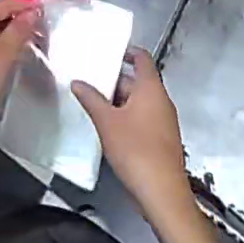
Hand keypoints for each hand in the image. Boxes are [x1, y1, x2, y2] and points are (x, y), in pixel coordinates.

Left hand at [0, 0, 39, 117]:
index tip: (45, 16)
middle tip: (36, 32)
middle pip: (0, 13)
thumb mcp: (5, 52)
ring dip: (8, 32)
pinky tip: (4, 53)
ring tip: (23, 43)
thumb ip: (20, 29)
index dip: (29, 8)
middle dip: (19, 21)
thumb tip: (32, 12)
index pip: (11, 2)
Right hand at [72, 50, 189, 210]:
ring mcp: (166, 118)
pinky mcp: (164, 137)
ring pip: (142, 100)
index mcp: (151, 87)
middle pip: (140, 80)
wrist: (162, 190)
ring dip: (123, 101)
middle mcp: (162, 98)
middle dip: (118, 81)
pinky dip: (131, 116)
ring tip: (99, 106)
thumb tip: (77, 82)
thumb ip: (91, 100)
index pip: (142, 58)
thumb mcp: (107, 123)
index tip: (112, 52)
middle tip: (94, 83)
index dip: (128, 52)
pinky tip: (114, 129)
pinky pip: (146, 116)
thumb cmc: (135, 149)